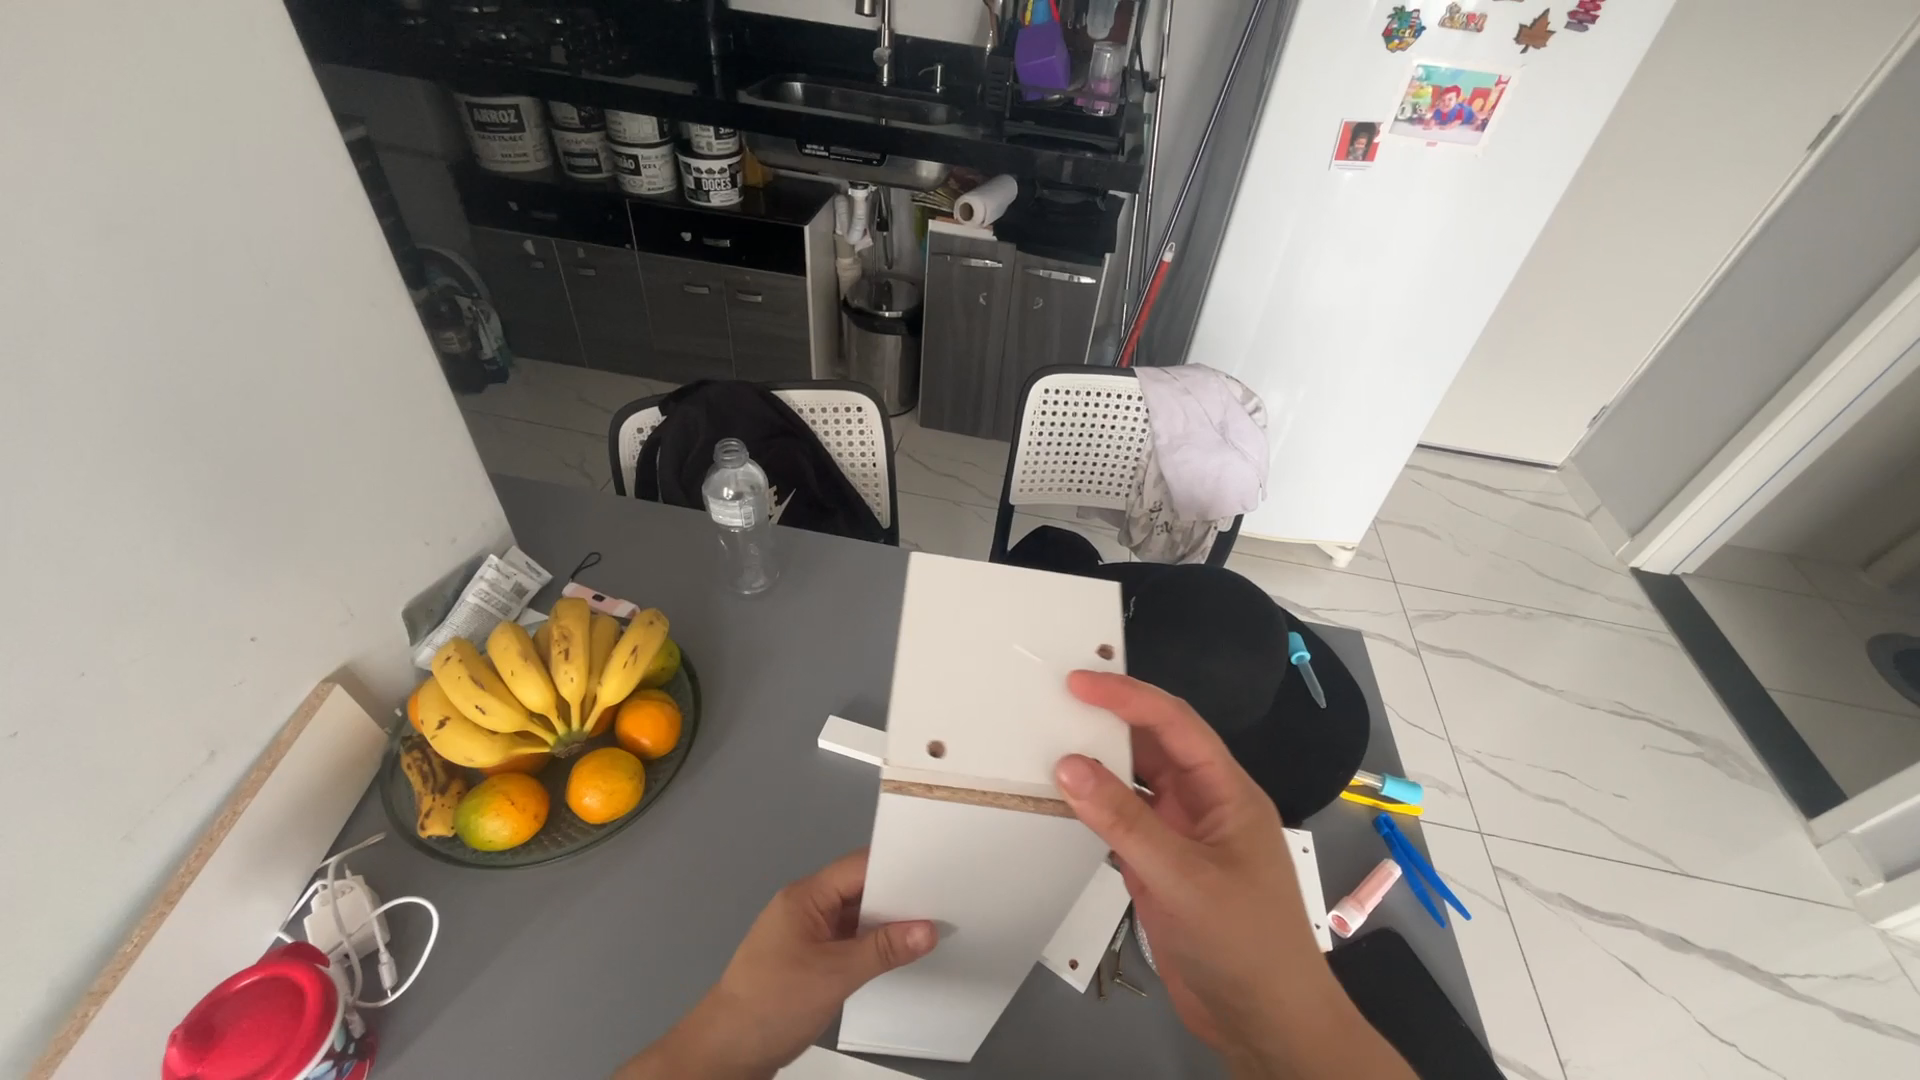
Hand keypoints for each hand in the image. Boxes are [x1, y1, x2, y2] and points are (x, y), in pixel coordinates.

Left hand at [615, 850, 935, 1079]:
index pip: (858, 867)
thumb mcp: (834, 975)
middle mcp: (805, 907)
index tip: (936, 869)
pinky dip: (869, 944)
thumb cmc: (774, 1002)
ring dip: (883, 923)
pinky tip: (897, 953)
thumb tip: (929, 929)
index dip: (896, 866)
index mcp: (805, 896)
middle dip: (896, 895)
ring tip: (930, 923)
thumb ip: (883, 949)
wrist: (723, 1053)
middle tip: (942, 898)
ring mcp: (804, 934)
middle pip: (857, 889)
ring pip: (853, 916)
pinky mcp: (806, 960)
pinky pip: (845, 940)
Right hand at [1056, 672, 1412, 1078]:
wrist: (1266, 1025)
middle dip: (1110, 722)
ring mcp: (1182, 836)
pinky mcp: (1163, 866)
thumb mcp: (1182, 877)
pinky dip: (1095, 808)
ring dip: (1099, 766)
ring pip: (1136, 784)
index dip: (1128, 697)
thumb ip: (1123, 820)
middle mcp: (1204, 804)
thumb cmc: (1243, 943)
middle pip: (1154, 747)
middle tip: (1058, 703)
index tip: (1080, 683)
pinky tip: (1065, 800)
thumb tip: (1068, 766)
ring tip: (1052, 744)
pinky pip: (1124, 821)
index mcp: (1226, 791)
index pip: (1175, 725)